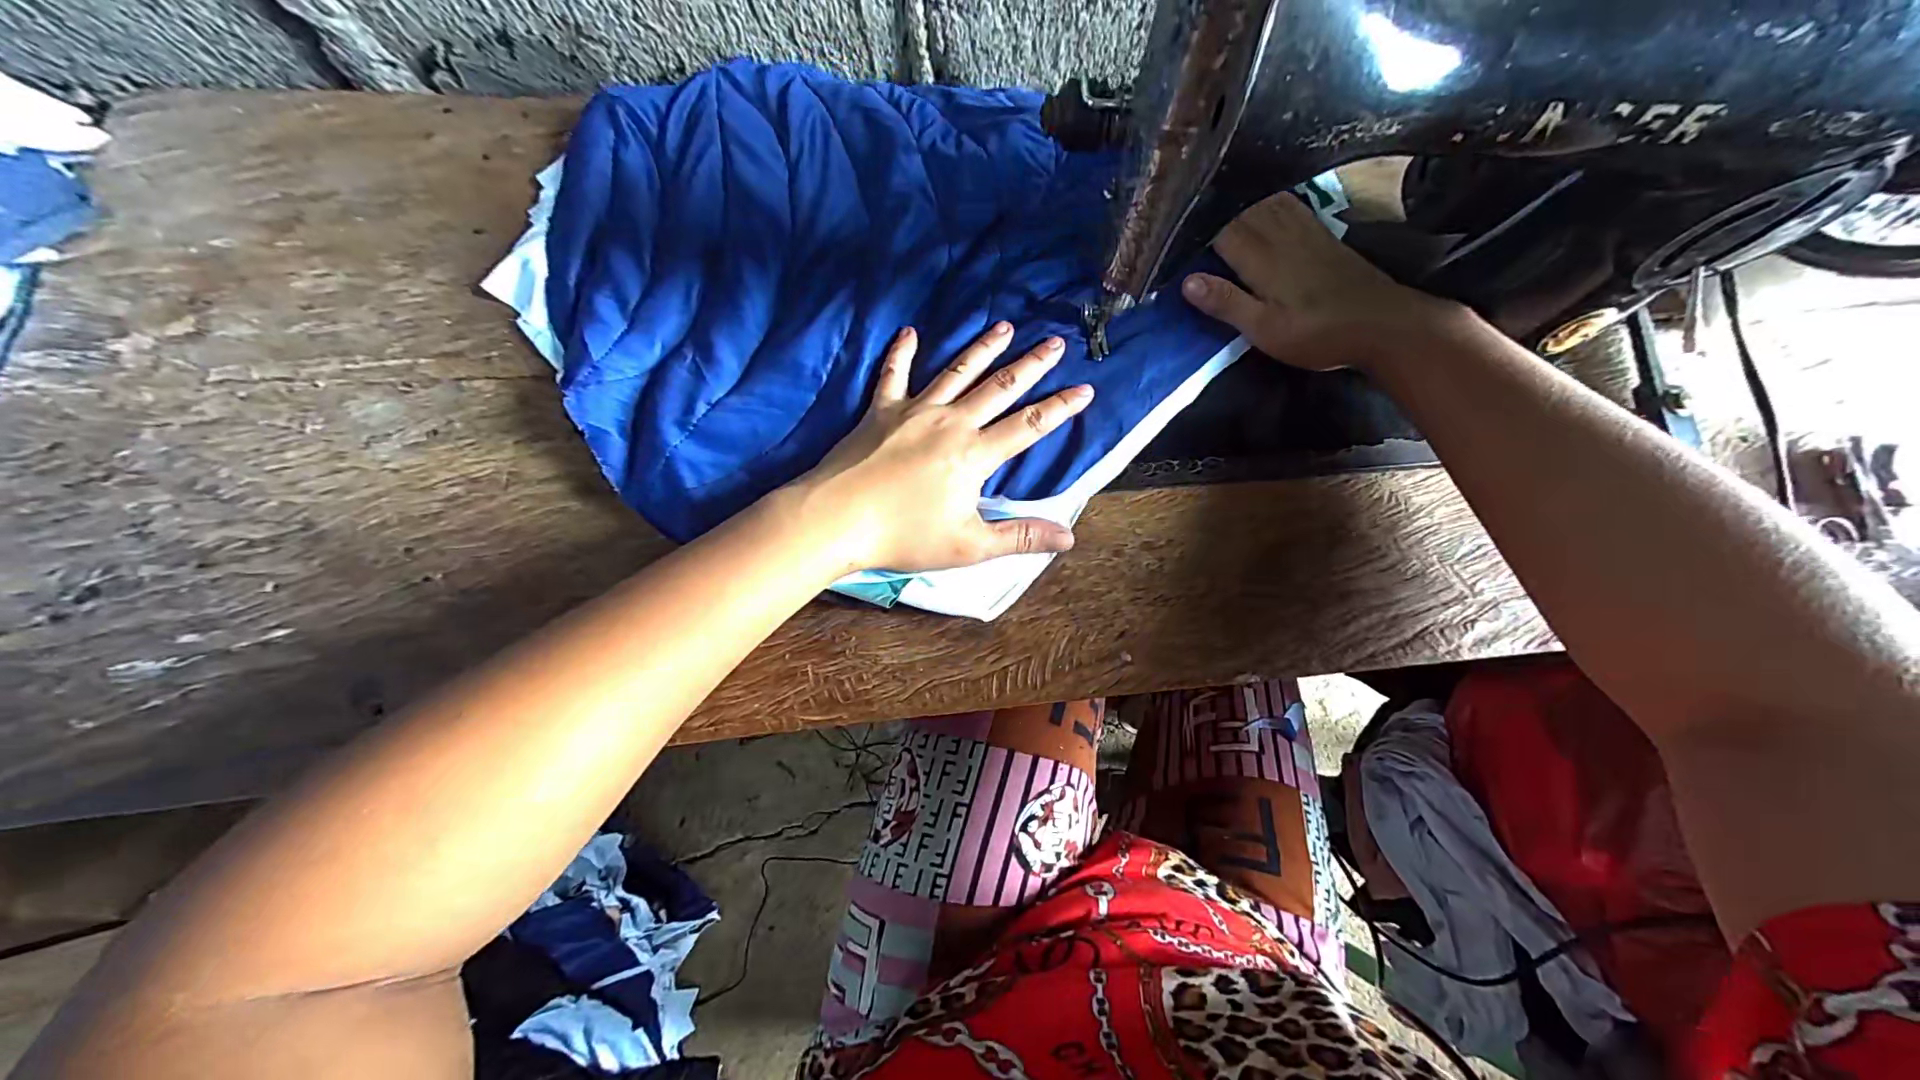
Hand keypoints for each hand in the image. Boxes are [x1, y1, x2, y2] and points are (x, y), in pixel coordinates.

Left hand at [789, 322, 1093, 574]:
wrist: (837, 519)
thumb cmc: (903, 536)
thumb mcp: (968, 545)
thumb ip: (1019, 537)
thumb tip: (1067, 538)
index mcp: (974, 455)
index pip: (1029, 426)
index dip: (1060, 408)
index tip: (1084, 389)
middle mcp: (950, 423)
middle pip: (1000, 388)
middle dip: (1031, 365)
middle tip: (1055, 342)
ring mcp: (914, 412)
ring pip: (957, 372)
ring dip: (982, 349)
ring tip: (1004, 326)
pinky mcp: (881, 411)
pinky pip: (894, 375)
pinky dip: (902, 353)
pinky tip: (909, 333)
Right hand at [1181, 192, 1465, 371]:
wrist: (1383, 323)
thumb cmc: (1318, 333)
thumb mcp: (1265, 329)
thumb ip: (1227, 303)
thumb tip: (1187, 280)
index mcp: (1261, 258)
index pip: (1219, 228)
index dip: (1193, 220)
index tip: (1167, 215)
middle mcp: (1280, 234)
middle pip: (1239, 208)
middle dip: (1211, 201)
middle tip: (1182, 196)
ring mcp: (1303, 229)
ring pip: (1262, 200)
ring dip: (1236, 194)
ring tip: (1212, 189)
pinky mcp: (1320, 233)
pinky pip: (1286, 203)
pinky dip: (1266, 195)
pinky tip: (1259, 195)